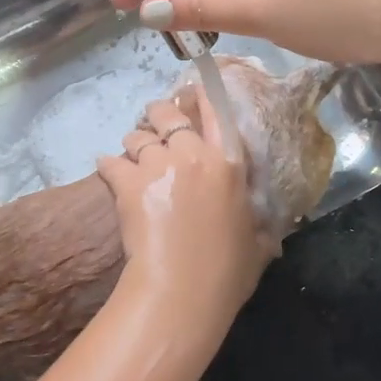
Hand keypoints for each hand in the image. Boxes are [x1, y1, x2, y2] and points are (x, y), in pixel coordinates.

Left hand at [96, 88, 274, 324]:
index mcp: (229, 165)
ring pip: (137, 136)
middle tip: (153, 129)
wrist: (181, 289)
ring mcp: (158, 165)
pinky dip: (108, 166)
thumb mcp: (257, 247)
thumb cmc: (226, 273)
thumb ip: (261, 230)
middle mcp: (194, 154)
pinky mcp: (128, 182)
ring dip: (134, 144)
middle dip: (158, 117)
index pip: (216, 115)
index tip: (189, 90)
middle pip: (168, 116)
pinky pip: (111, 161)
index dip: (200, 98)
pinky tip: (107, 171)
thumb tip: (273, 237)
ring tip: (131, 156)